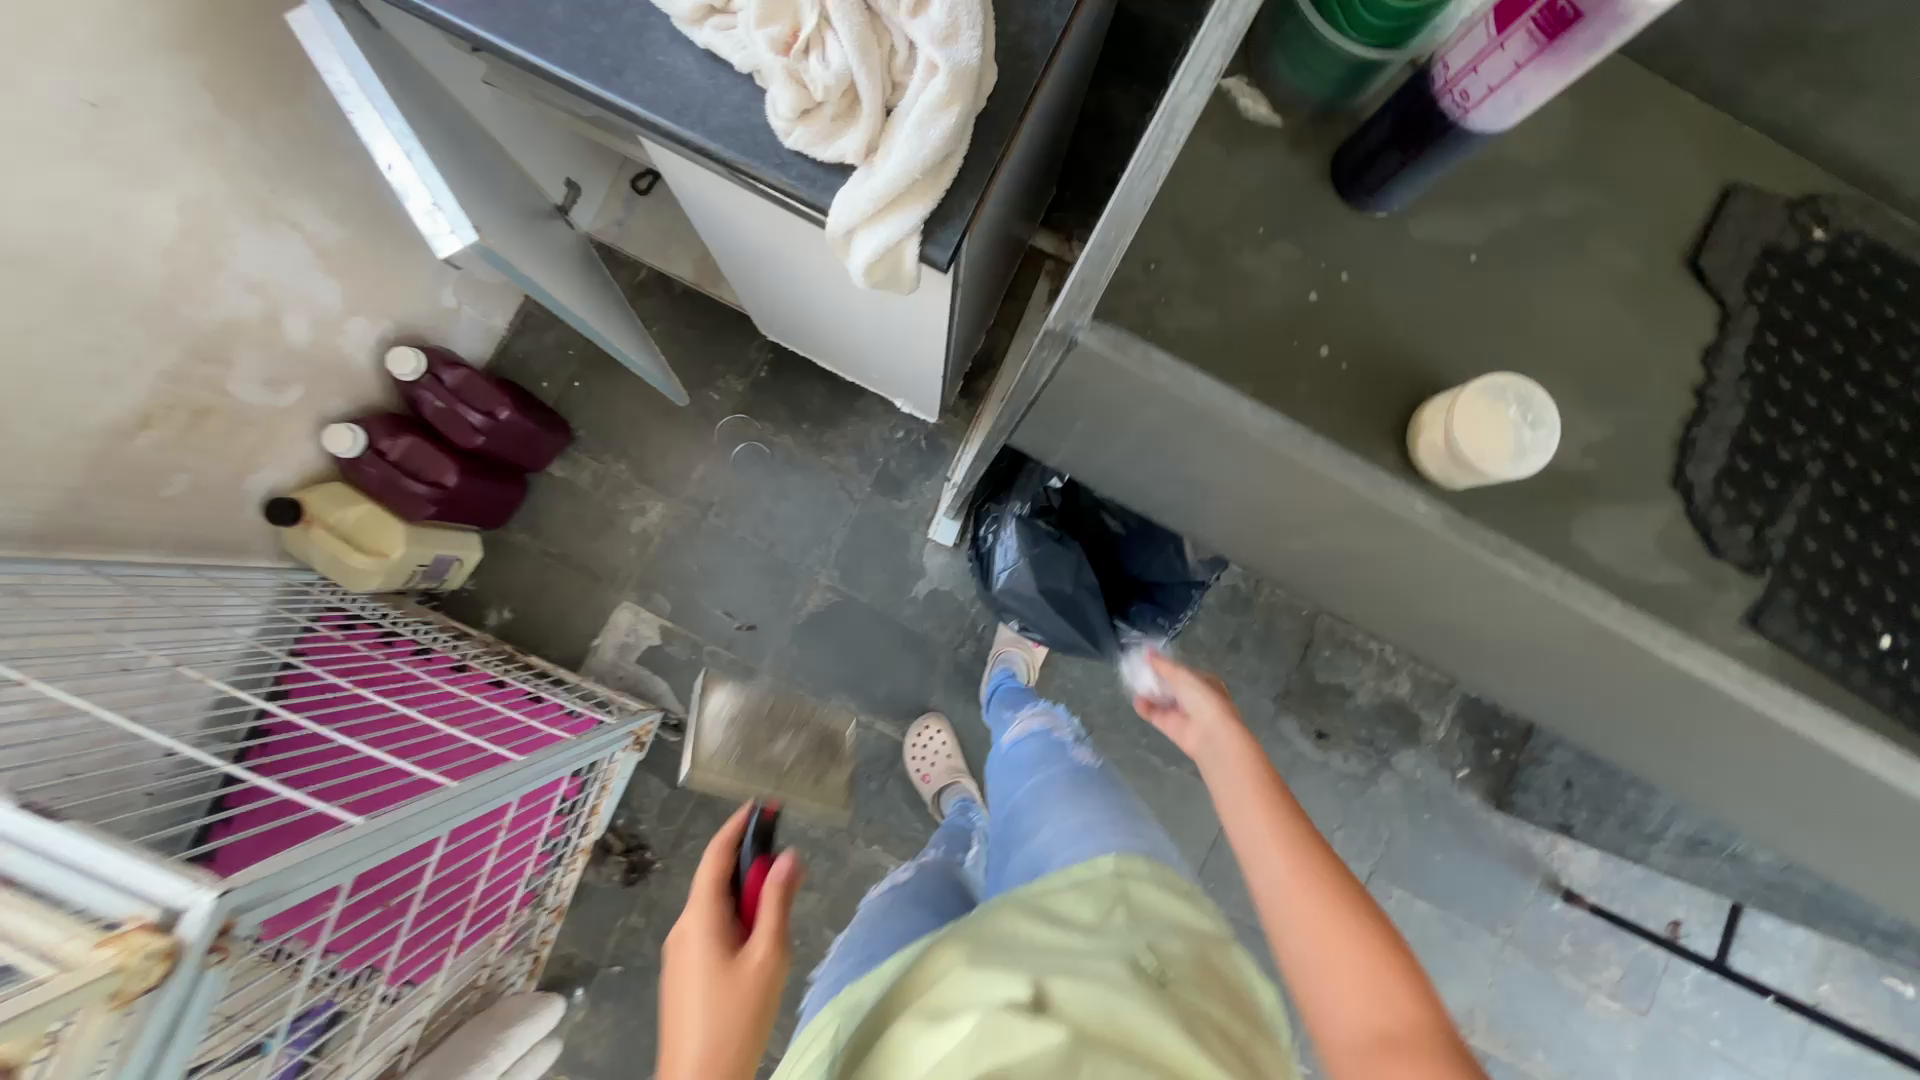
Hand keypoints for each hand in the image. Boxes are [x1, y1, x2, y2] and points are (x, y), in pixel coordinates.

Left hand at [657, 802, 804, 1079]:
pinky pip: (711, 929)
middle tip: (788, 865)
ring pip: (715, 907)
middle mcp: (683, 928)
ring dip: (746, 897)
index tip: (760, 806)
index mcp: (699, 917)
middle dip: (750, 866)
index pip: (715, 856)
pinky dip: (736, 919)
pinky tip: (759, 941)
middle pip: (716, 881)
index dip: (737, 827)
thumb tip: (788, 856)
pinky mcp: (683, 974)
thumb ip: (777, 903)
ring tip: (780, 907)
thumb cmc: (736, 1017)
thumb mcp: (768, 957)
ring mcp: (679, 953)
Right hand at [1131, 652, 1251, 769]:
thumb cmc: (1203, 698)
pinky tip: (1137, 700)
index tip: (1148, 659)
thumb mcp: (1182, 675)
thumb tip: (1147, 651)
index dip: (1165, 666)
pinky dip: (1145, 708)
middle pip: (1170, 686)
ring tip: (1133, 684)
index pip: (1182, 671)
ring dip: (1149, 693)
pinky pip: (1155, 715)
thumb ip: (1163, 665)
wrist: (1211, 735)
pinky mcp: (1171, 727)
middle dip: (1154, 679)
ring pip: (1161, 700)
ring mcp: (1182, 713)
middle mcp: (1194, 697)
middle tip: (1136, 671)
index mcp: (1203, 682)